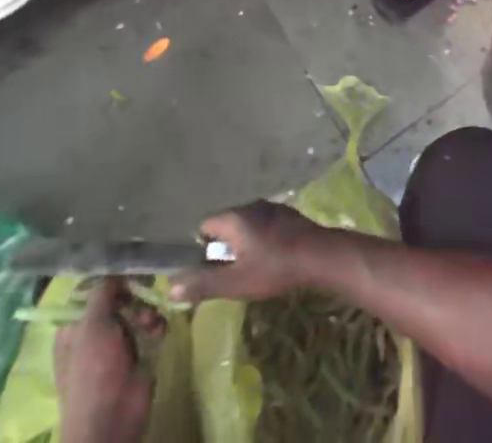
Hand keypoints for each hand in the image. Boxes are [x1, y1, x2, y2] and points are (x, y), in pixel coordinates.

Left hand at [56, 279, 156, 442]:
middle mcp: (96, 330)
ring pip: (137, 310)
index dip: (111, 278)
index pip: (93, 290)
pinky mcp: (140, 355)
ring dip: (146, 309)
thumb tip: (115, 269)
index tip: (129, 268)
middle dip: (133, 293)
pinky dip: (157, 324)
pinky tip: (159, 328)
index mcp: (75, 324)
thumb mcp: (92, 326)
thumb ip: (103, 293)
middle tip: (146, 288)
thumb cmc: (93, 371)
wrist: (111, 422)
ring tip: (150, 320)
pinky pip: (151, 328)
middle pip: (118, 298)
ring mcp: (119, 344)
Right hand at [169, 202, 339, 303]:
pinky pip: (265, 224)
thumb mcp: (236, 282)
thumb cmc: (274, 268)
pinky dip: (264, 238)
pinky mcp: (288, 213)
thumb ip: (204, 284)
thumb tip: (171, 287)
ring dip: (247, 242)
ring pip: (247, 224)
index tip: (215, 268)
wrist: (320, 255)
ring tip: (257, 265)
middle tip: (236, 271)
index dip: (204, 249)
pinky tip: (276, 256)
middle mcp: (249, 205)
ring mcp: (271, 207)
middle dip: (226, 246)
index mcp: (233, 217)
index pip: (205, 226)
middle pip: (226, 224)